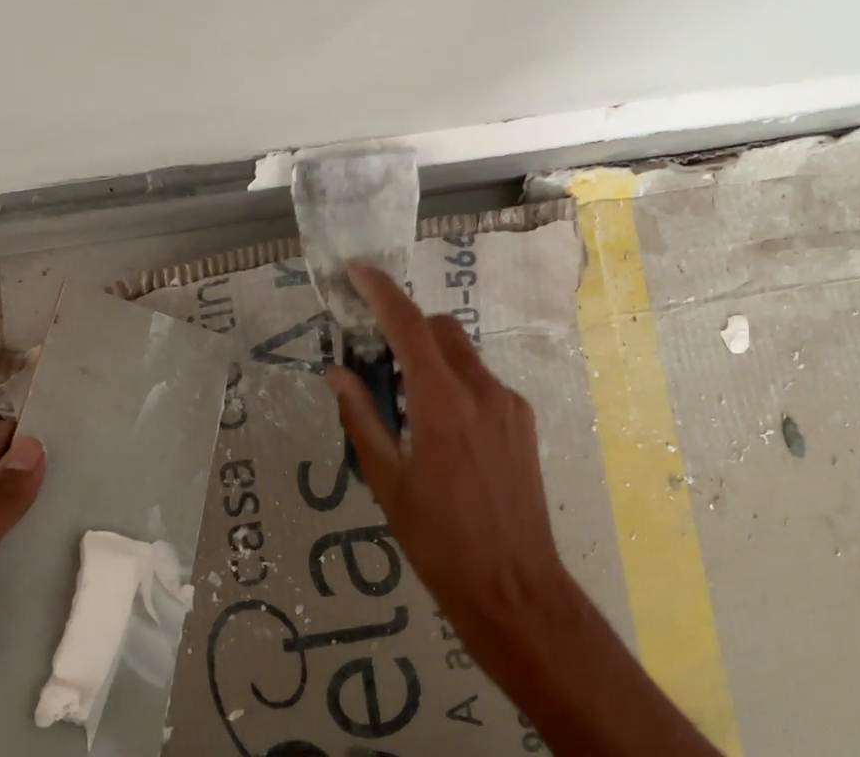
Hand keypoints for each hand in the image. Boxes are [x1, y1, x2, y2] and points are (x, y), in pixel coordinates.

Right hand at [329, 264, 720, 755]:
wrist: (514, 588)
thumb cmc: (439, 540)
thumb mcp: (387, 481)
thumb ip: (362, 418)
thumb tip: (337, 374)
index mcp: (442, 404)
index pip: (409, 326)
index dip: (381, 292)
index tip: (357, 271)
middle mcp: (482, 390)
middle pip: (439, 330)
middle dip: (405, 327)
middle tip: (375, 359)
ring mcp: (508, 405)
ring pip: (462, 354)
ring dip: (430, 358)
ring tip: (405, 404)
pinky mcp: (522, 421)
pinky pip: (481, 381)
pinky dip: (453, 382)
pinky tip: (439, 428)